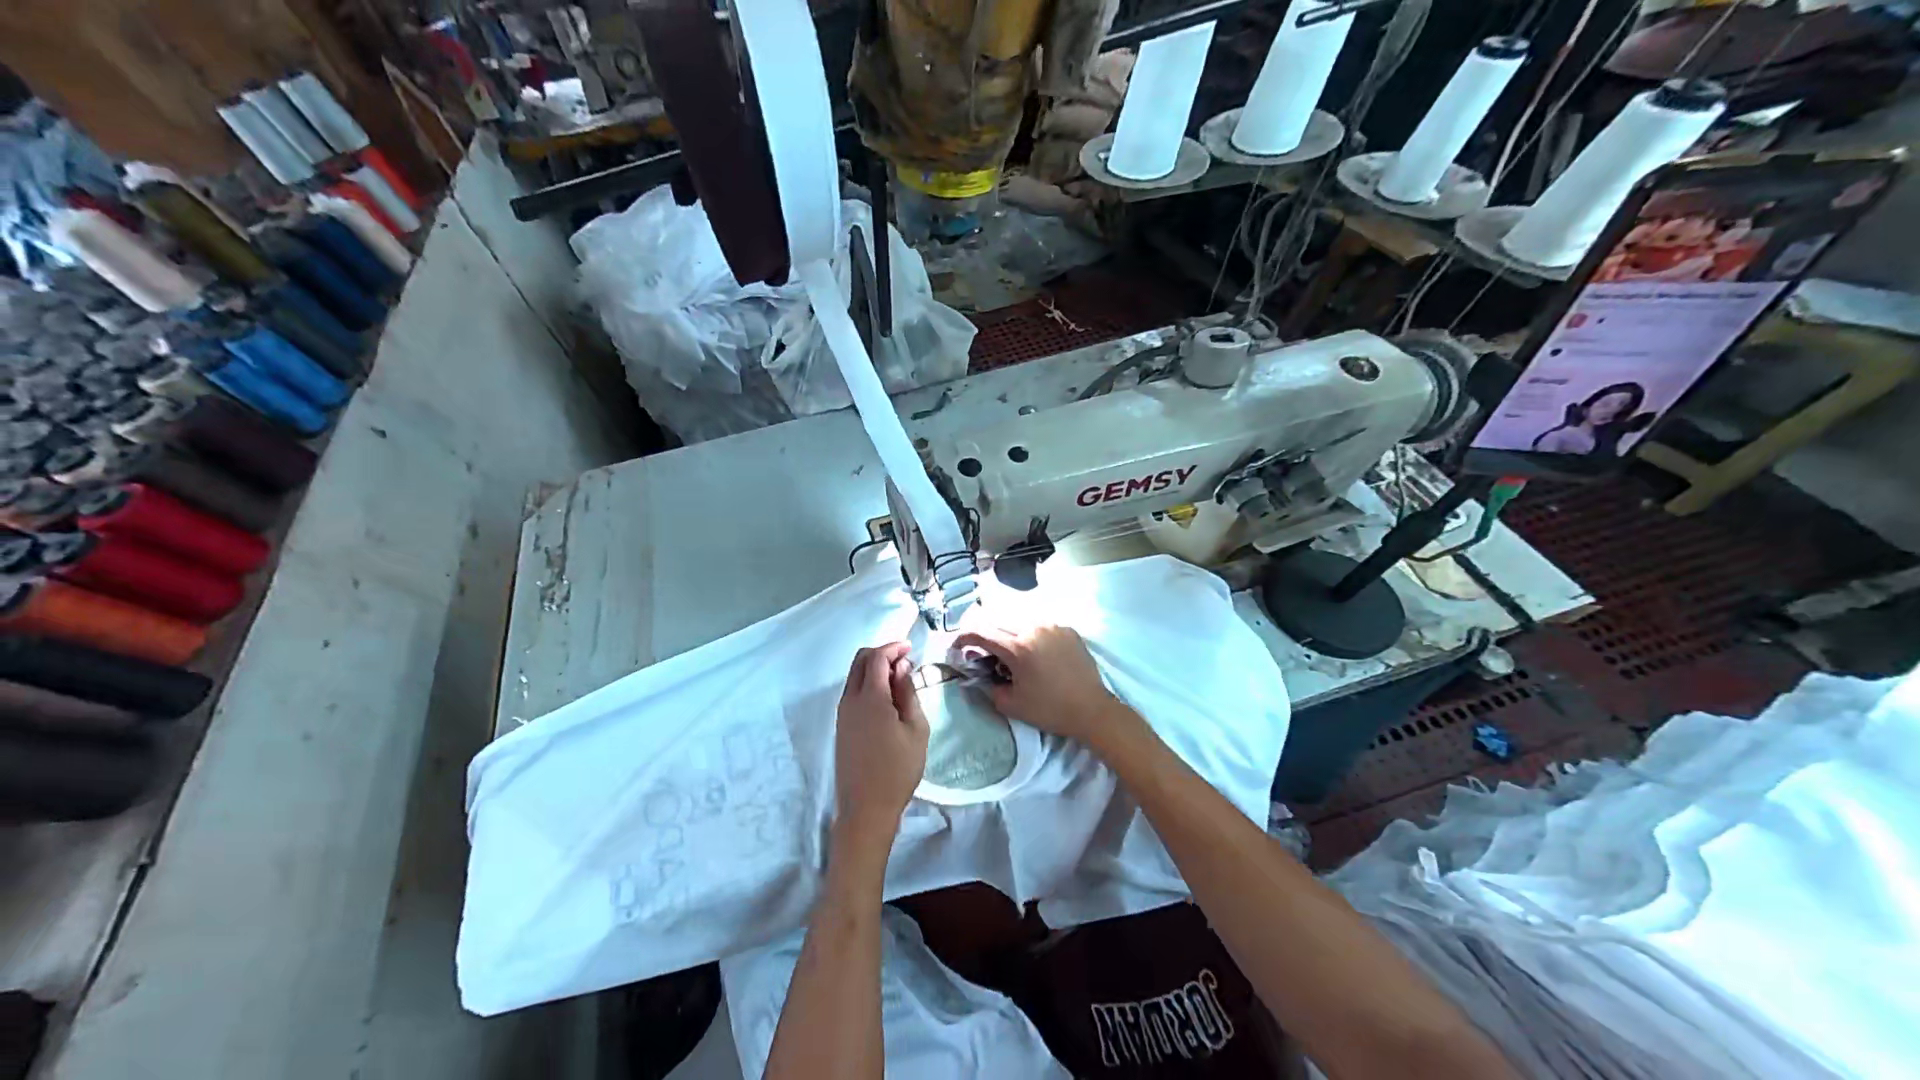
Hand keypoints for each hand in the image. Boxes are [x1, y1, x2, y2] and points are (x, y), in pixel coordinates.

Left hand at [833, 642, 928, 846]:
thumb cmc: (898, 769)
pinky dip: (867, 683)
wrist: (867, 808)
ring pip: (853, 676)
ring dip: (873, 668)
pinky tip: (886, 697)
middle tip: (905, 660)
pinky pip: (852, 692)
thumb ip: (908, 692)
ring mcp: (842, 713)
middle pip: (860, 661)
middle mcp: (850, 700)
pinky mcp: (841, 726)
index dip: (893, 647)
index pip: (876, 657)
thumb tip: (902, 667)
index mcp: (869, 697)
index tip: (910, 648)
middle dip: (881, 653)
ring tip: (899, 678)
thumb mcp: (916, 729)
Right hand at [952, 623, 1139, 749]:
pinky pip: (1040, 625)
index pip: (980, 632)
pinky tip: (1033, 650)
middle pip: (998, 621)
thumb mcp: (1011, 704)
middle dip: (984, 633)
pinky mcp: (1068, 630)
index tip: (958, 647)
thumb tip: (979, 674)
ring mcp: (1053, 626)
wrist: (1092, 710)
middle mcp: (1034, 629)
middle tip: (980, 649)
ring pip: (1019, 620)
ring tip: (1008, 650)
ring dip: (1007, 631)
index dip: (963, 638)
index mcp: (1017, 647)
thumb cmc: (1050, 710)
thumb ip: (988, 686)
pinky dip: (1030, 634)